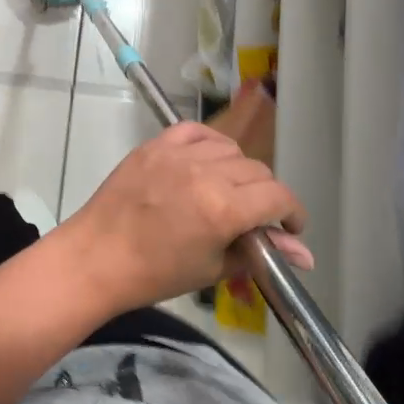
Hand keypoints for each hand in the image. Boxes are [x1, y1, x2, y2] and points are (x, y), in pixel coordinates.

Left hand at [52, 122, 312, 313]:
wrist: (98, 256)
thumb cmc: (156, 273)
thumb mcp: (213, 268)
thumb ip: (259, 252)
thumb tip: (306, 255)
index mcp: (223, 209)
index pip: (278, 197)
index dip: (293, 213)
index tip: (290, 227)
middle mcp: (205, 173)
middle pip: (258, 171)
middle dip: (265, 196)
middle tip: (254, 217)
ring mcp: (178, 154)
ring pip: (230, 148)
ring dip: (237, 170)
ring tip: (226, 191)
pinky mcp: (155, 144)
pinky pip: (195, 130)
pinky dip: (208, 143)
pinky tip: (206, 161)